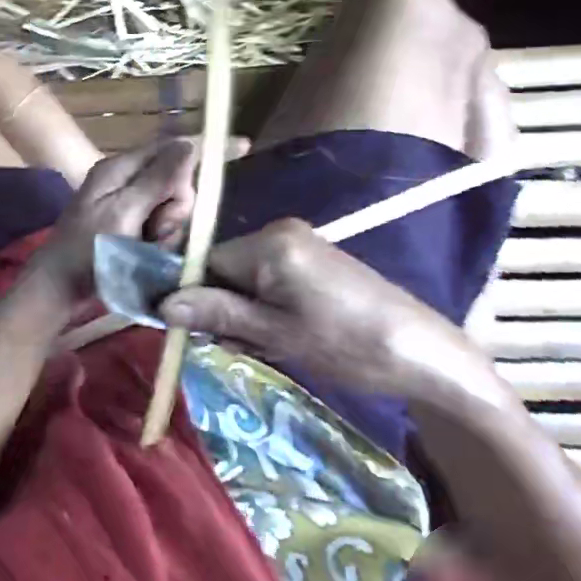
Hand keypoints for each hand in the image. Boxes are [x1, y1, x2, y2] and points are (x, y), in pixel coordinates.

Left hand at [14, 138, 235, 330]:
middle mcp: (128, 178)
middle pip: (178, 180)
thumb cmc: (86, 251)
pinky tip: (148, 251)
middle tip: (158, 230)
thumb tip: (188, 145)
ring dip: (169, 228)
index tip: (243, 146)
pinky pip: (164, 222)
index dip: (206, 147)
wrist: (57, 290)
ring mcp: (130, 201)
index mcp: (121, 167)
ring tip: (148, 246)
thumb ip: (156, 180)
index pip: (173, 147)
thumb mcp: (122, 213)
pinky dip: (162, 238)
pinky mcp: (133, 222)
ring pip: (175, 205)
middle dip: (176, 207)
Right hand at [158, 218, 506, 407]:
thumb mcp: (275, 333)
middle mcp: (280, 230)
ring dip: (245, 312)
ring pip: (247, 277)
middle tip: (244, 346)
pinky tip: (285, 334)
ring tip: (272, 344)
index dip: (194, 297)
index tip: (194, 334)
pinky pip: (271, 277)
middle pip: (225, 267)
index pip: (205, 261)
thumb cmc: (344, 343)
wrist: (417, 349)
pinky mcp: (315, 258)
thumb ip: (218, 313)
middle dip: (224, 308)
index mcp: (268, 242)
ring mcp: (301, 242)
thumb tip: (162, 304)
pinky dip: (266, 306)